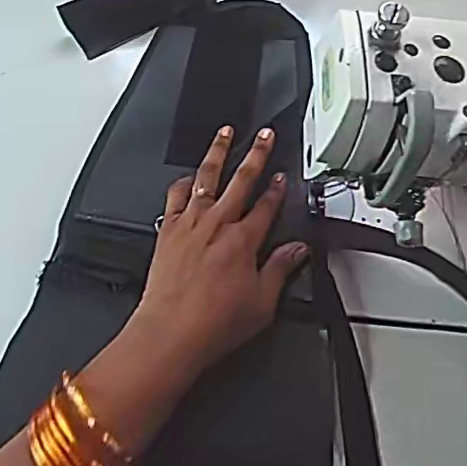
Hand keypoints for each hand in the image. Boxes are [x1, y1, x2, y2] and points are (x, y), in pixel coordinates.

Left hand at [125, 126, 309, 381]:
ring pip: (208, 175)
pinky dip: (184, 181)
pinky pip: (176, 194)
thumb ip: (281, 270)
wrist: (169, 333)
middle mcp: (218, 224)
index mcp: (243, 240)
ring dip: (219, 151)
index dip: (277, 189)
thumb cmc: (212, 323)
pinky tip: (190, 175)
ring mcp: (191, 222)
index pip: (267, 205)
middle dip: (257, 153)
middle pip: (242, 179)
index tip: (282, 177)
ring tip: (226, 133)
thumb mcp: (262, 304)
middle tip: (265, 135)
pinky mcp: (168, 228)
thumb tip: (298, 252)